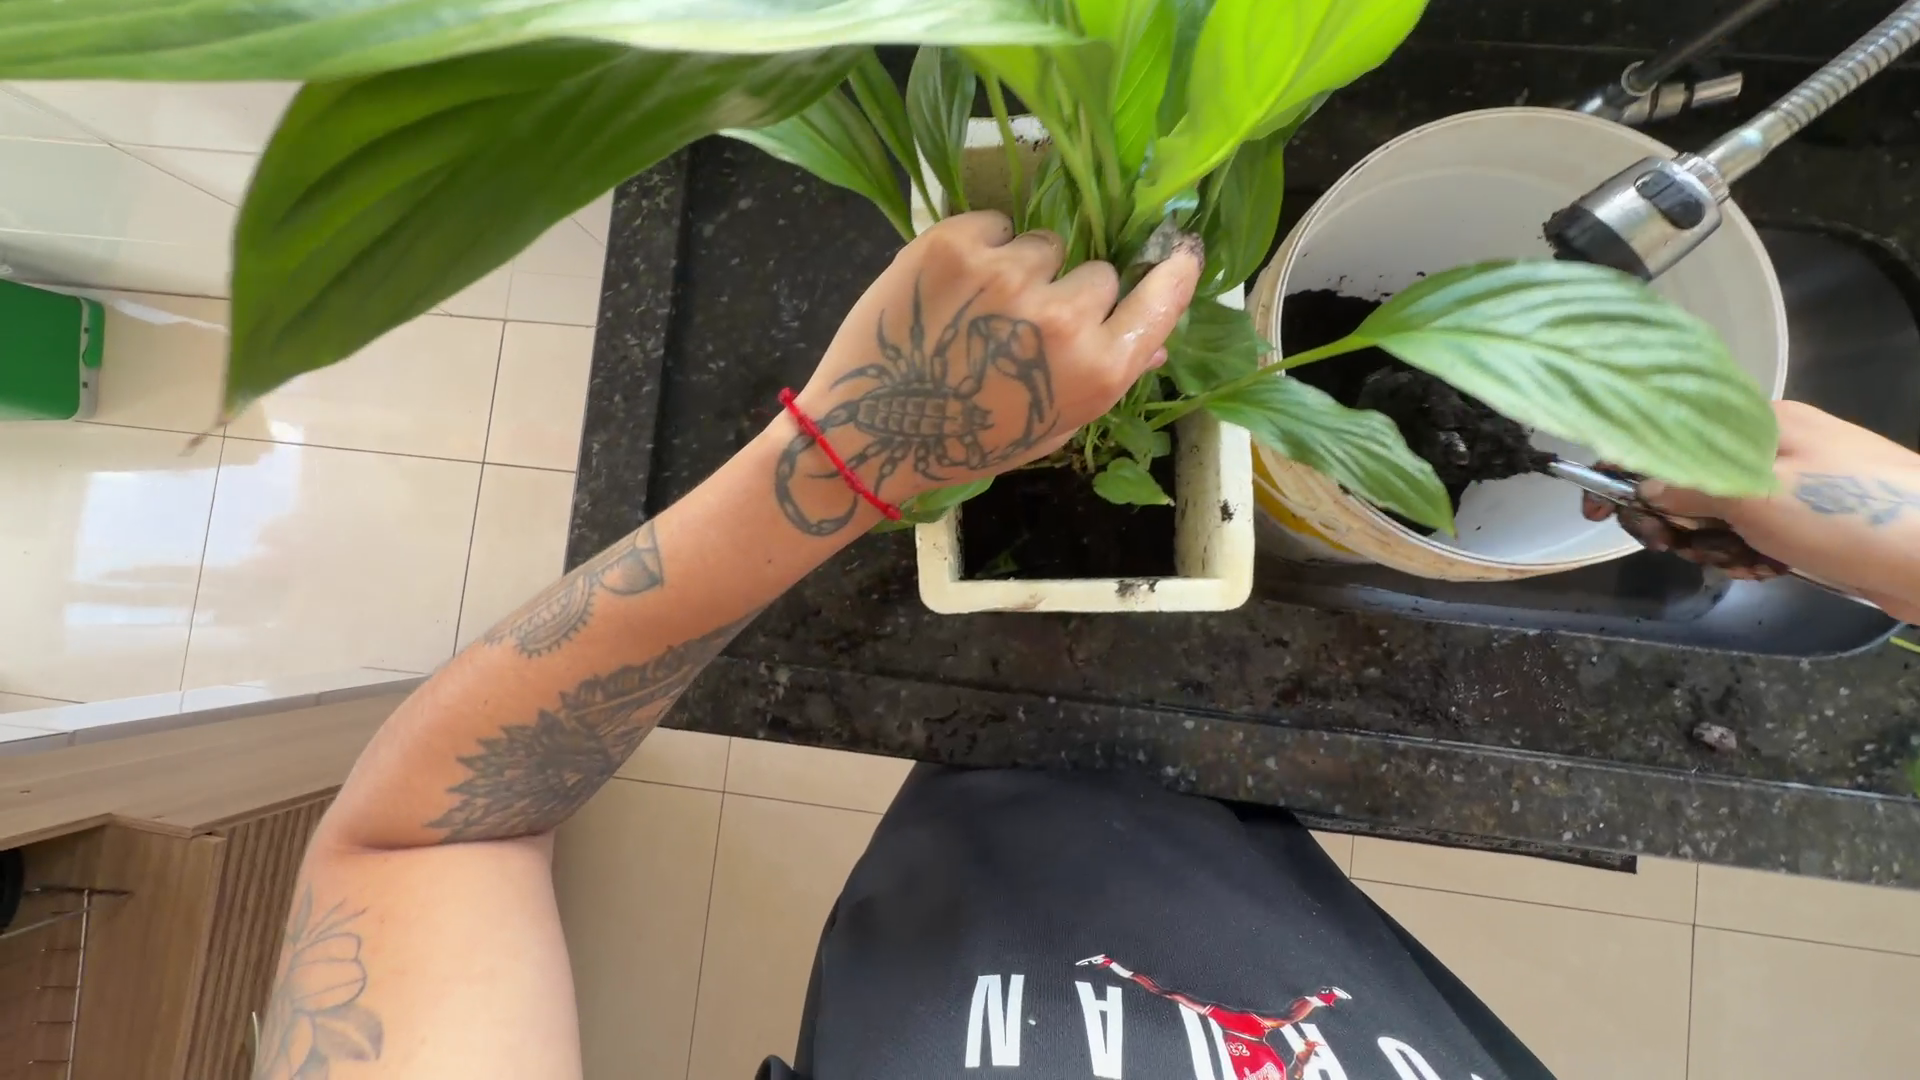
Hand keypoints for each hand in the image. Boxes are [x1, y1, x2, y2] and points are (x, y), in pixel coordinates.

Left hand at [772, 211, 1200, 535]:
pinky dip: (983, 249)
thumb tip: (1154, 346)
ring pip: (1045, 245)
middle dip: (1071, 295)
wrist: (875, 430)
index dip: (1171, 275)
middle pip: (1097, 273)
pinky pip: (996, 225)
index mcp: (1093, 372)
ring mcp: (1008, 273)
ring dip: (1024, 271)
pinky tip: (955, 292)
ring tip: (980, 313)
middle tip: (1024, 330)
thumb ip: (1105, 381)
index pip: (1159, 301)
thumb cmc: (969, 442)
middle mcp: (1061, 318)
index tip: (1176, 255)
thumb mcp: (1049, 430)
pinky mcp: (956, 242)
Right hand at [1582, 401, 1919, 621]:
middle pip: (1679, 482)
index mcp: (1757, 425)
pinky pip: (1740, 534)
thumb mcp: (1756, 497)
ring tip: (1743, 561)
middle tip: (1679, 546)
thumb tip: (1638, 488)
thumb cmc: (1857, 516)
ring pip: (1706, 514)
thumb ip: (1684, 487)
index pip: (1663, 438)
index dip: (1621, 473)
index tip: (1598, 511)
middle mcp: (1768, 448)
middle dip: (1672, 521)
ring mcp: (1788, 485)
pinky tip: (1764, 567)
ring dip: (1709, 545)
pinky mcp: (1802, 520)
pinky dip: (1740, 555)